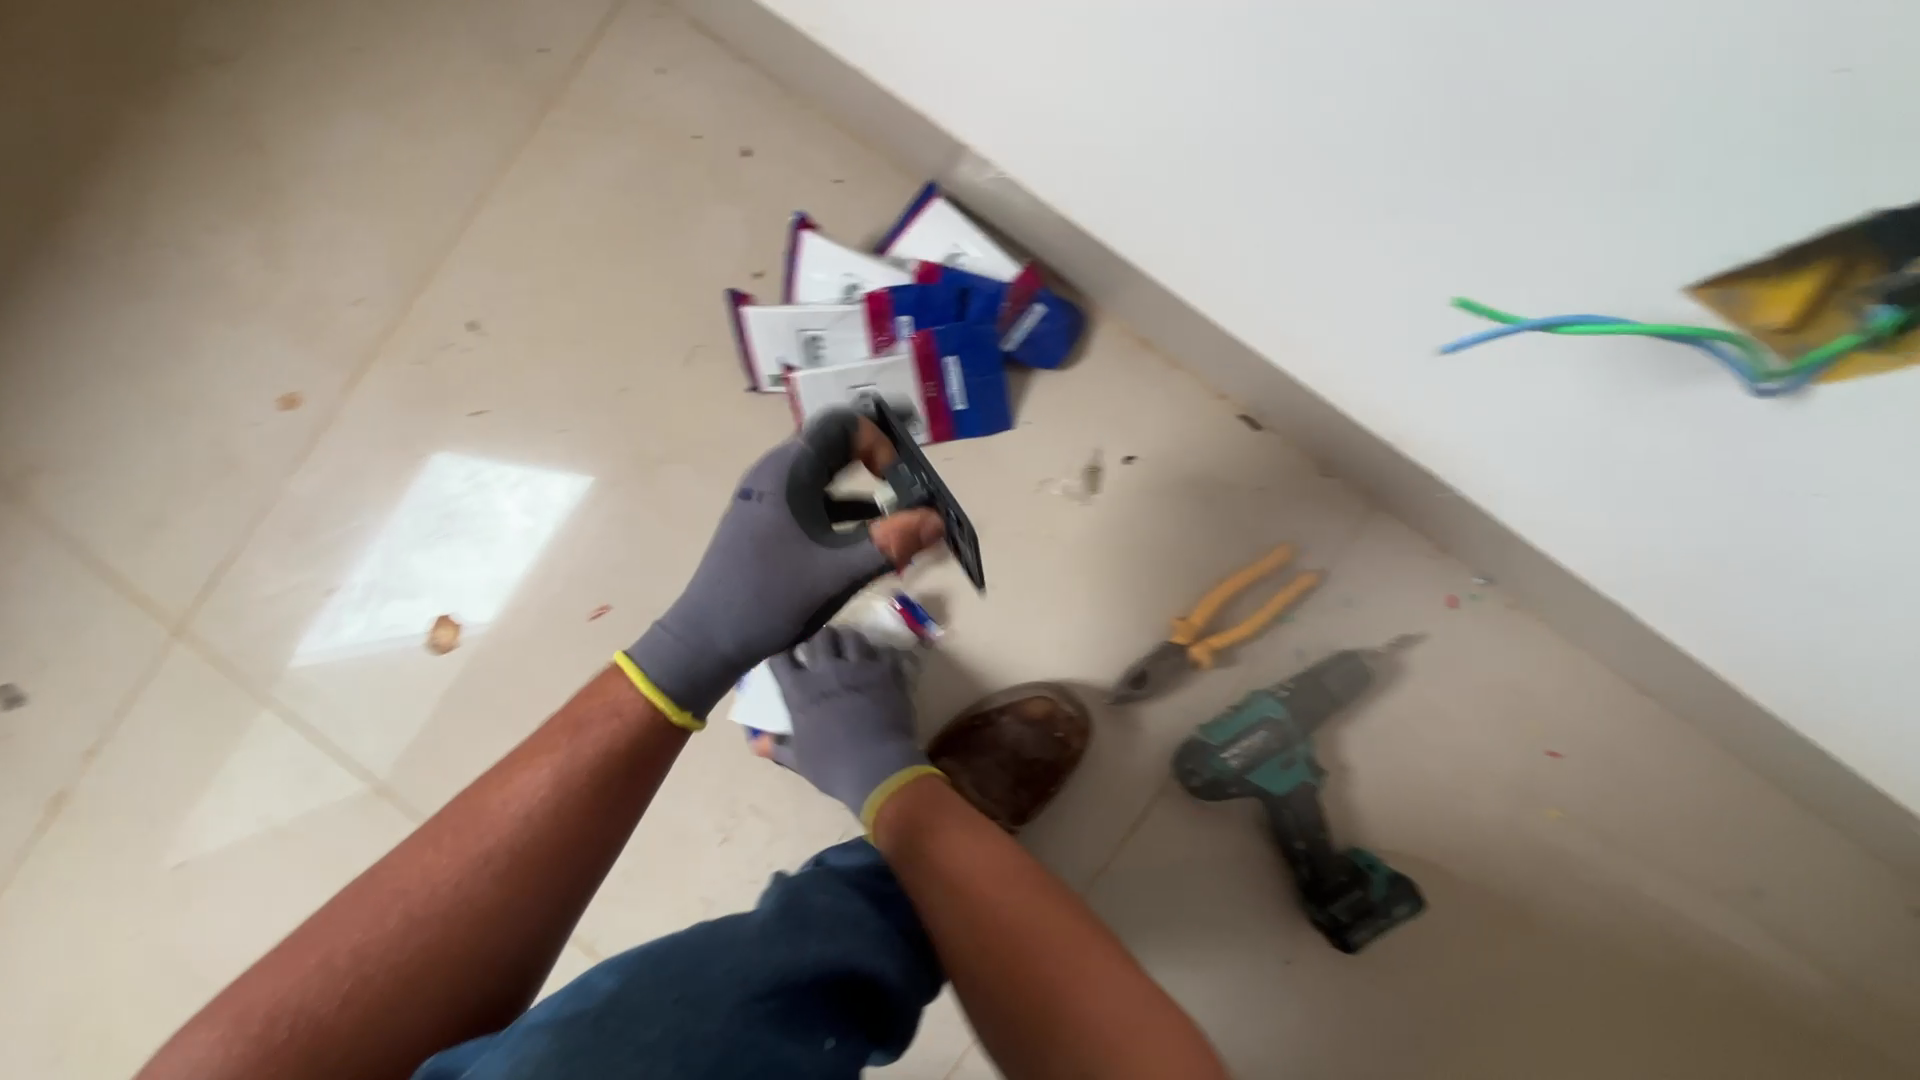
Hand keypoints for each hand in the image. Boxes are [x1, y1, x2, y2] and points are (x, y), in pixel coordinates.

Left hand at [625, 409, 945, 718]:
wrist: (707, 639)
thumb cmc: (769, 598)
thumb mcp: (836, 573)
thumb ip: (890, 544)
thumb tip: (939, 521)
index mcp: (787, 472)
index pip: (840, 425)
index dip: (877, 442)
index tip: (899, 480)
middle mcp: (776, 474)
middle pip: (835, 448)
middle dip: (878, 467)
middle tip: (912, 493)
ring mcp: (769, 499)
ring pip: (827, 479)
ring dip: (865, 494)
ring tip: (900, 519)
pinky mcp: (769, 523)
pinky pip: (815, 504)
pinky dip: (844, 515)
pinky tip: (868, 542)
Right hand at [765, 627, 940, 830]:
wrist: (877, 767)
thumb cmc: (831, 767)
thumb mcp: (798, 760)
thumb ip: (779, 746)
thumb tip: (760, 744)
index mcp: (799, 690)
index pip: (782, 657)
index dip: (785, 654)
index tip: (789, 658)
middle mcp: (827, 670)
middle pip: (819, 636)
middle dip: (820, 638)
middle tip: (825, 648)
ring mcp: (859, 667)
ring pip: (851, 635)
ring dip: (848, 640)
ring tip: (851, 648)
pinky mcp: (887, 671)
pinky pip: (884, 650)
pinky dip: (880, 654)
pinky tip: (880, 661)